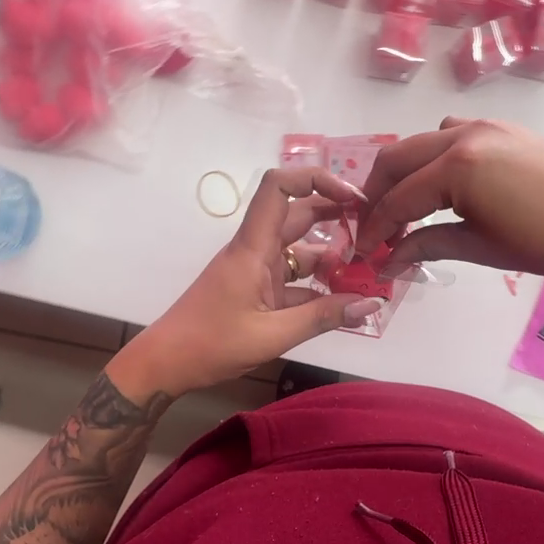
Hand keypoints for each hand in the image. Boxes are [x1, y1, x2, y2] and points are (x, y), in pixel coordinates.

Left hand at [109, 168, 381, 399]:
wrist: (167, 363)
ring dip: (333, 256)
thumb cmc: (211, 344)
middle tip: (376, 229)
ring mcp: (256, 270)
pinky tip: (346, 300)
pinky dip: (319, 286)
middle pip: (299, 215)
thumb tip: (371, 303)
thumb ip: (323, 318)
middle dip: (337, 216)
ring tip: (371, 269)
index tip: (352, 197)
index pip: (278, 188)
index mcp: (253, 248)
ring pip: (301, 249)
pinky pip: (294, 279)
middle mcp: (256, 250)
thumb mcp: (272, 336)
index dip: (315, 179)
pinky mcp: (256, 291)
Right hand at [356, 117, 543, 295]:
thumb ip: (426, 246)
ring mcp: (487, 126)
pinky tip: (444, 185)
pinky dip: (434, 157)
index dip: (375, 228)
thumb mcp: (478, 247)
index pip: (397, 198)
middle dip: (377, 194)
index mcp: (456, 166)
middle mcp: (465, 134)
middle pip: (397, 158)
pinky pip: (454, 133)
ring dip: (404, 173)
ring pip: (423, 142)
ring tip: (404, 208)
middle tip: (372, 229)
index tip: (361, 252)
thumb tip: (387, 262)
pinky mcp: (506, 129)